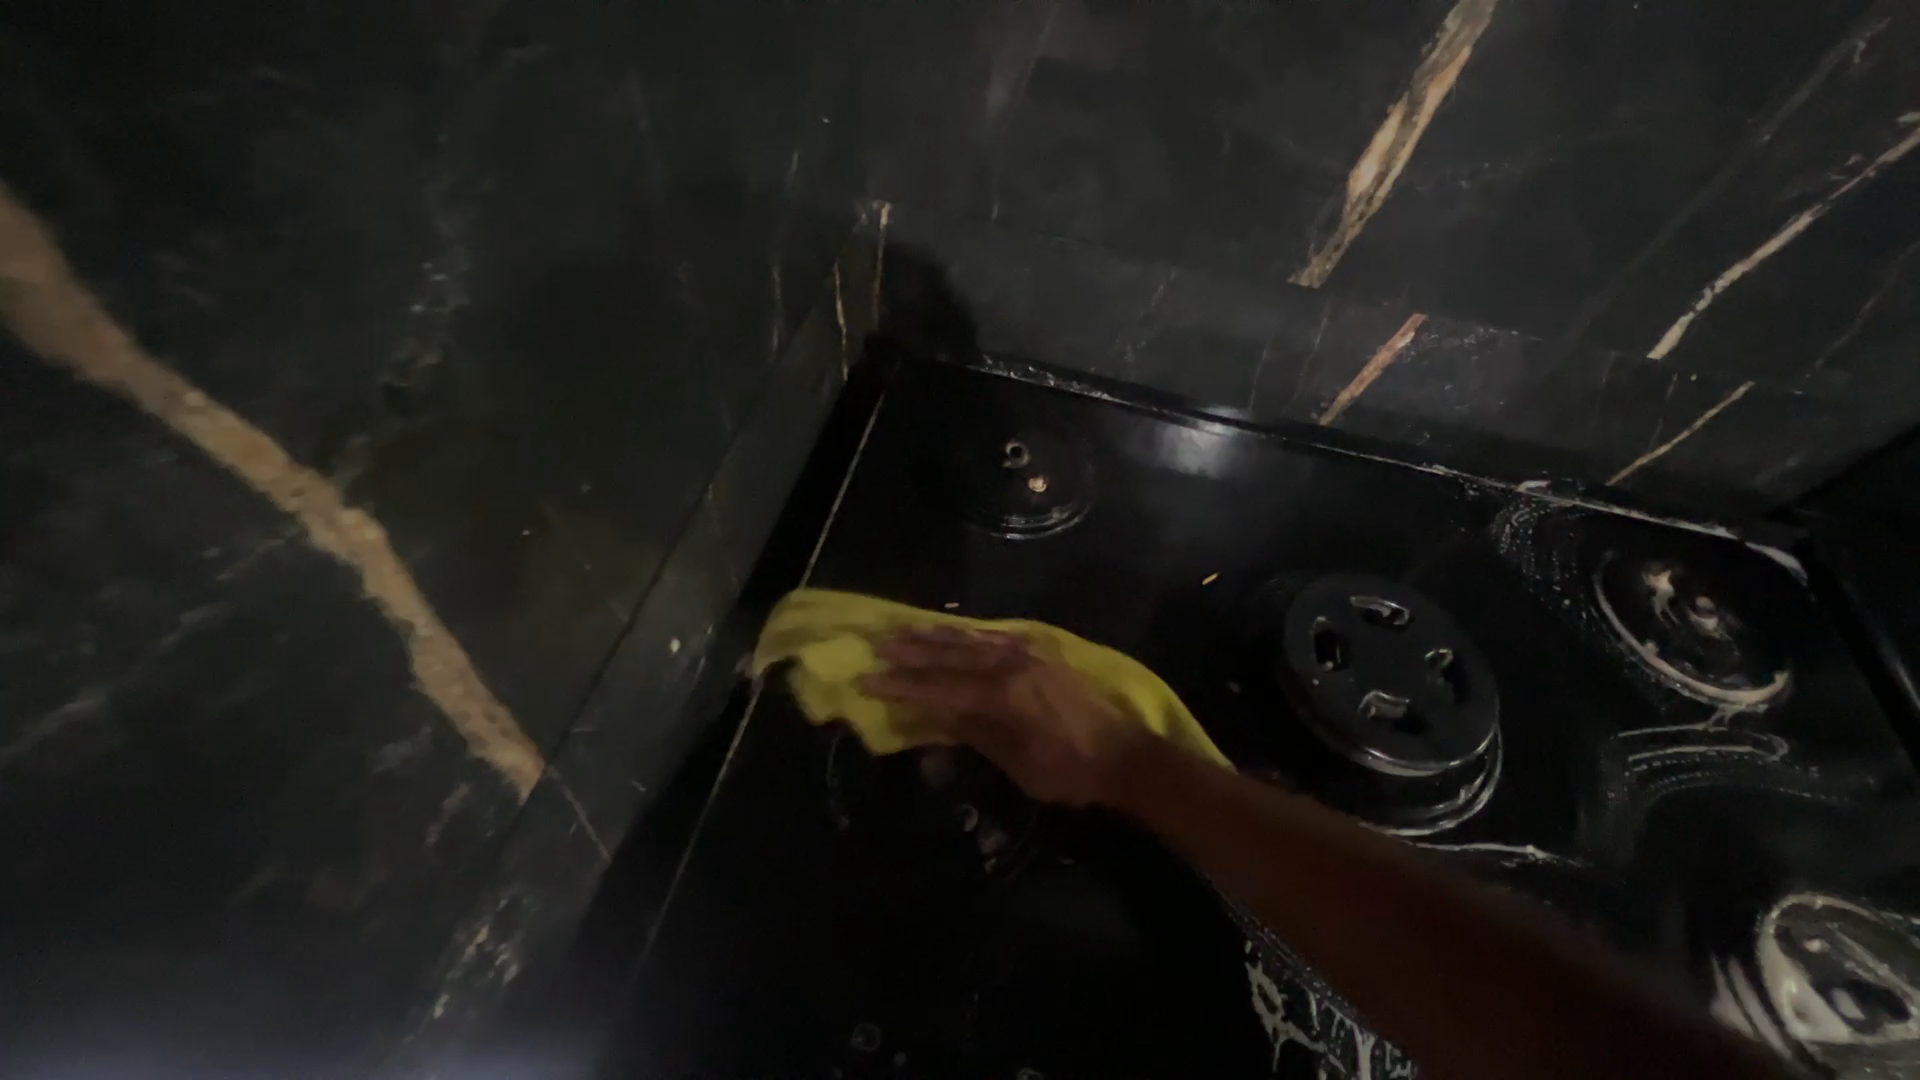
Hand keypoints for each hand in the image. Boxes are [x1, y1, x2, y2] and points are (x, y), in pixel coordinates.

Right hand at [860, 626, 1144, 805]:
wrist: (1125, 755)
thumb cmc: (1069, 771)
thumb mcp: (1017, 763)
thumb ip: (973, 731)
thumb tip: (931, 713)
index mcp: (1004, 694)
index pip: (941, 686)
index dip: (903, 684)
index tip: (869, 679)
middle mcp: (1012, 664)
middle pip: (951, 655)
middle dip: (912, 652)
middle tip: (876, 645)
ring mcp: (1029, 653)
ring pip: (972, 640)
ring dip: (935, 636)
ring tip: (903, 631)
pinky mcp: (1042, 652)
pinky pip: (996, 636)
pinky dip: (969, 634)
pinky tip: (953, 632)